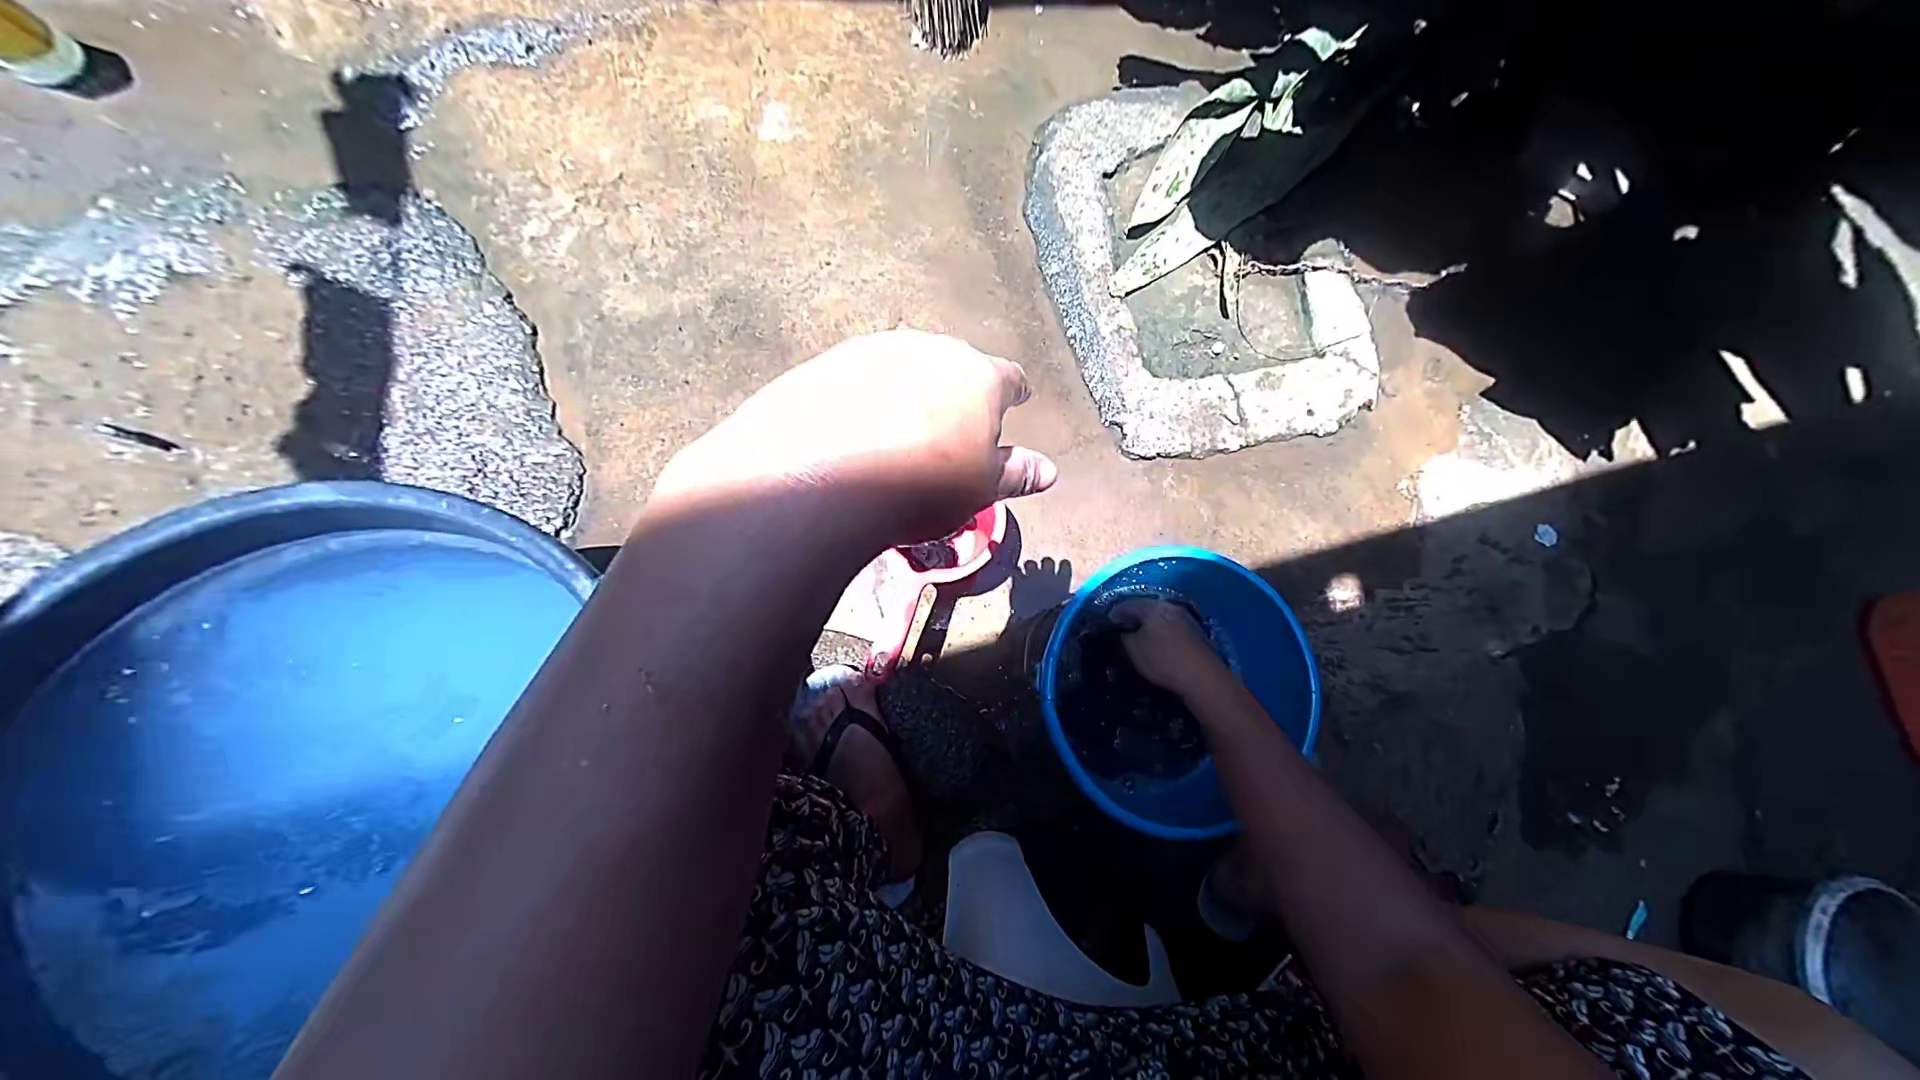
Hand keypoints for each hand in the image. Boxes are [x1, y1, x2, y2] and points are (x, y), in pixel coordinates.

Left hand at [650, 329, 1056, 545]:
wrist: (821, 477)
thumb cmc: (920, 486)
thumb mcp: (978, 489)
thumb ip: (1015, 474)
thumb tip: (1048, 471)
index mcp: (978, 376)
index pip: (1009, 378)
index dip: (1015, 393)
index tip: (1017, 400)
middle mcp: (930, 349)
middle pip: (955, 367)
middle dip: (959, 391)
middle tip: (952, 428)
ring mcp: (874, 350)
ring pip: (905, 368)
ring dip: (909, 391)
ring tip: (899, 432)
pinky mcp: (827, 363)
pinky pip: (859, 379)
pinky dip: (865, 398)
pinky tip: (855, 432)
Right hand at [1110, 598, 1228, 699]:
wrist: (1204, 680)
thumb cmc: (1163, 661)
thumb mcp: (1131, 649)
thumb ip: (1120, 636)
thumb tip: (1117, 632)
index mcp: (1153, 606)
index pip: (1124, 605)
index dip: (1111, 618)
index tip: (1106, 634)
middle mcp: (1170, 607)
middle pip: (1143, 611)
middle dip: (1130, 624)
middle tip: (1121, 641)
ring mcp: (1186, 619)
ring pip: (1158, 621)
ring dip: (1147, 631)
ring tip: (1139, 648)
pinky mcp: (1196, 634)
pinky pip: (1170, 630)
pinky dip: (1161, 637)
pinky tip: (1159, 652)